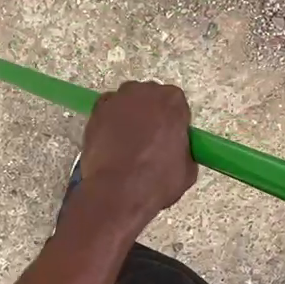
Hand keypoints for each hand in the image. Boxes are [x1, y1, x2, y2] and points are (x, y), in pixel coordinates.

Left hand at [67, 82, 197, 233]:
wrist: (117, 191)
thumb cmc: (153, 181)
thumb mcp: (187, 170)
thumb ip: (184, 150)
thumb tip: (178, 152)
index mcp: (173, 102)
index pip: (176, 105)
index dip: (173, 124)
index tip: (170, 138)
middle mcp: (145, 92)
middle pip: (150, 99)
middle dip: (150, 117)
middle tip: (149, 143)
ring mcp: (118, 99)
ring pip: (127, 104)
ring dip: (129, 118)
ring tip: (128, 146)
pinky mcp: (96, 111)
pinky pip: (106, 112)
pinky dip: (109, 123)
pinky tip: (113, 145)